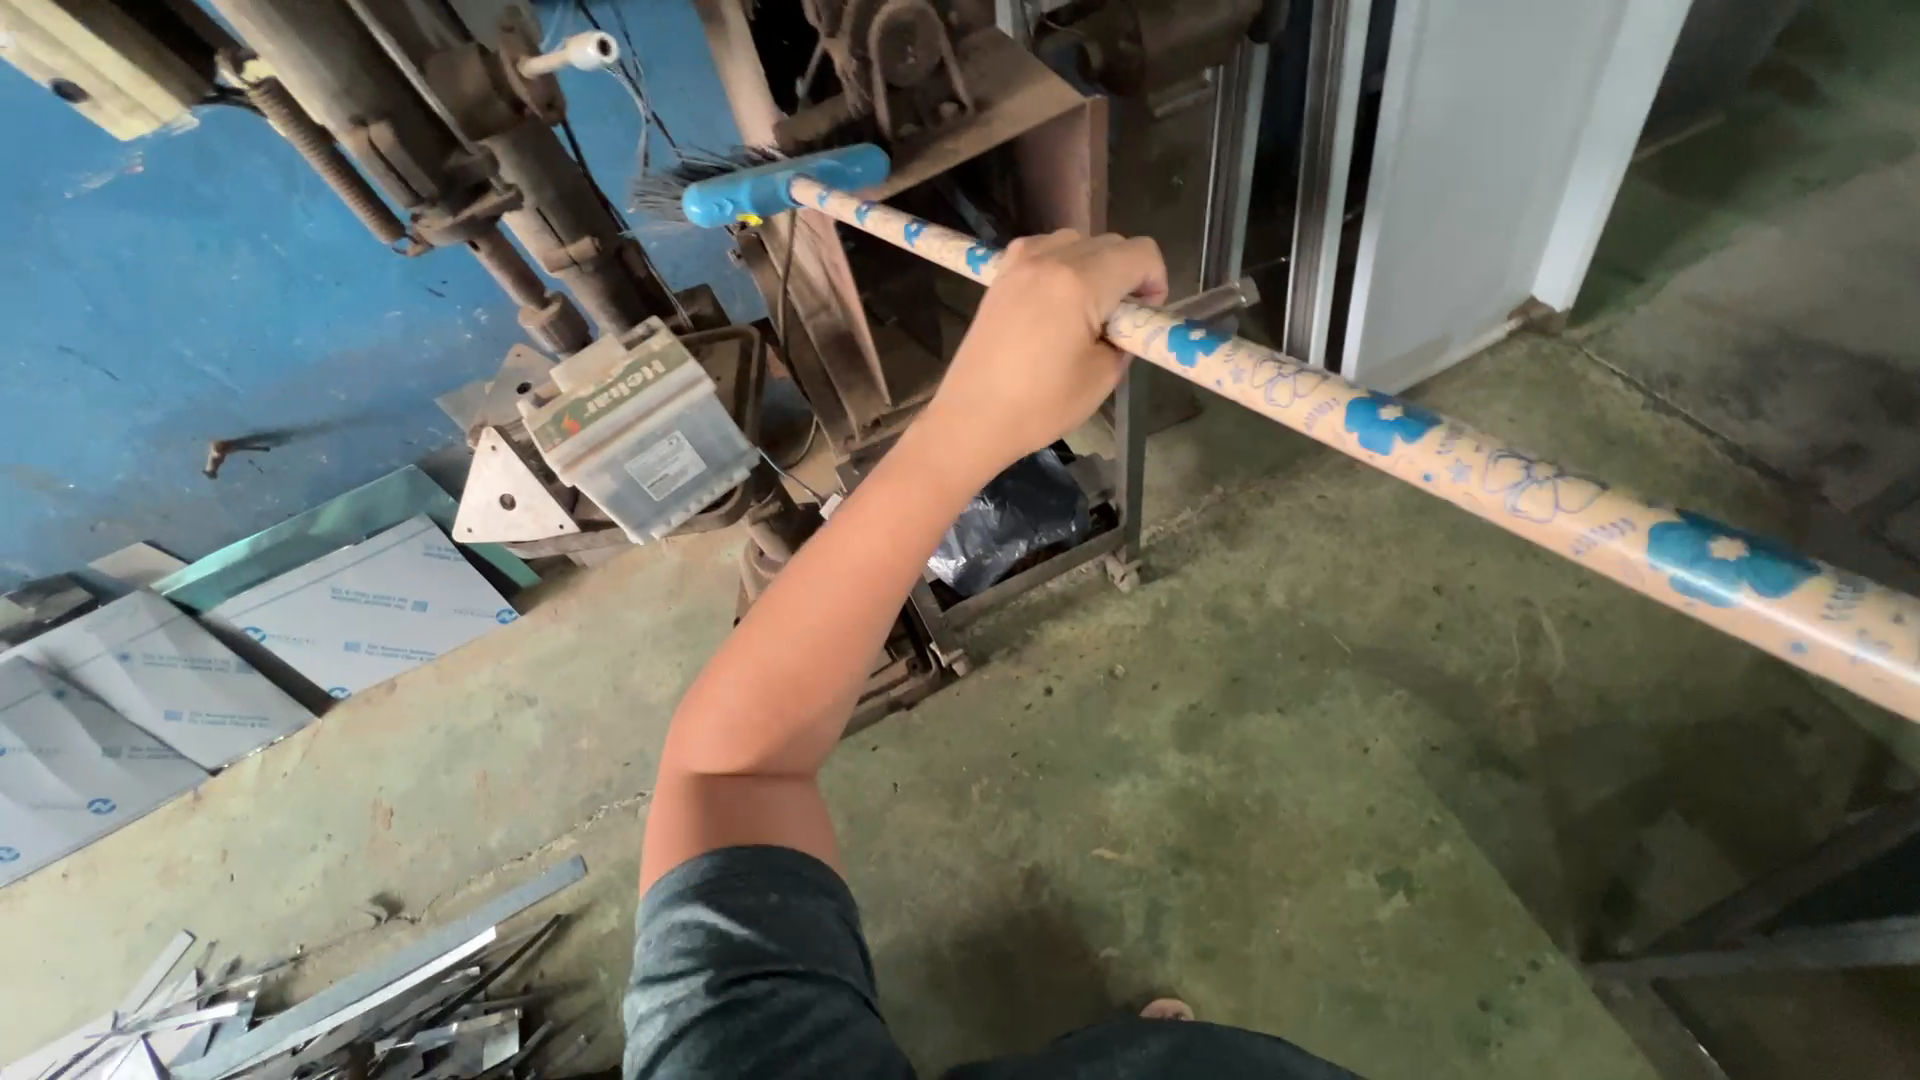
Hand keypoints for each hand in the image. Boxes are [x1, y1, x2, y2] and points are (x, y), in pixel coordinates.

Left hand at [913, 229, 1167, 488]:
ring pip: (1076, 240)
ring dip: (1093, 266)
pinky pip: (1042, 249)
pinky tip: (1055, 301)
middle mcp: (1049, 260)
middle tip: (1118, 322)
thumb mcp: (1101, 378)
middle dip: (1126, 275)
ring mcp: (1018, 264)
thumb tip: (1126, 321)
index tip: (1144, 316)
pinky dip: (1060, 264)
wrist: (972, 420)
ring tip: (1085, 311)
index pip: (1140, 254)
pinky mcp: (1000, 276)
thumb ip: (1125, 338)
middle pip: (1110, 242)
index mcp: (1079, 284)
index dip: (1155, 282)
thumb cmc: (1039, 407)